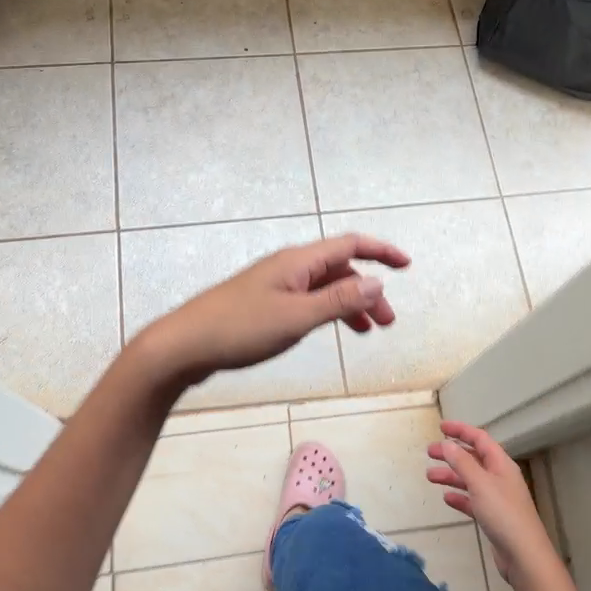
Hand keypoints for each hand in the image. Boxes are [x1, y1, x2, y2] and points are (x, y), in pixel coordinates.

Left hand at [137, 234, 409, 385]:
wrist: (184, 345)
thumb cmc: (240, 329)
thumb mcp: (297, 318)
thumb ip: (339, 301)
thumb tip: (377, 282)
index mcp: (297, 262)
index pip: (349, 245)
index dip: (381, 251)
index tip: (407, 264)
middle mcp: (288, 267)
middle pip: (339, 269)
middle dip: (368, 290)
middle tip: (388, 322)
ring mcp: (273, 286)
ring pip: (323, 288)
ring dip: (348, 304)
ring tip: (367, 331)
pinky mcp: (262, 305)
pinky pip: (306, 301)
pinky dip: (326, 313)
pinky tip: (328, 330)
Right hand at [427, 421, 554, 584]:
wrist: (523, 555)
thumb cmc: (503, 514)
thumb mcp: (480, 484)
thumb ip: (462, 462)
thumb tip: (447, 443)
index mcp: (501, 464)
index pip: (480, 439)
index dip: (461, 431)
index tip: (440, 428)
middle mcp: (500, 477)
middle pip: (473, 458)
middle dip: (451, 454)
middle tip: (429, 453)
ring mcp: (497, 498)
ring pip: (470, 480)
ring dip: (451, 476)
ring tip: (429, 476)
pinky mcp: (493, 517)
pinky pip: (472, 501)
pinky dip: (459, 497)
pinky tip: (446, 498)